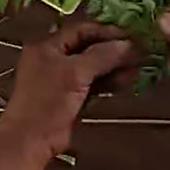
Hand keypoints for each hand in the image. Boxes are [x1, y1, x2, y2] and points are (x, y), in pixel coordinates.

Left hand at [0, 23, 137, 163]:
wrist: (31, 139)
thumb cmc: (48, 101)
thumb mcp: (75, 73)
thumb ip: (102, 56)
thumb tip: (128, 45)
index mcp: (47, 46)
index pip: (81, 30)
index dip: (106, 32)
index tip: (131, 37)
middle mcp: (53, 59)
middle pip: (87, 48)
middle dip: (113, 51)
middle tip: (138, 54)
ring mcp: (60, 79)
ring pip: (91, 68)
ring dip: (113, 68)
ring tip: (136, 69)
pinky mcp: (69, 98)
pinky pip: (91, 84)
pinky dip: (107, 82)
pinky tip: (125, 82)